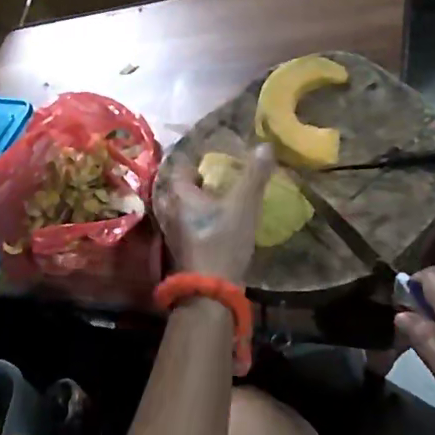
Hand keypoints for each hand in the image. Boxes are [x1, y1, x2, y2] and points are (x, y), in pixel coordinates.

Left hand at [155, 143, 274, 282]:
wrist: (210, 289)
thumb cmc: (222, 240)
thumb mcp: (243, 205)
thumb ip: (254, 175)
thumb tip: (265, 145)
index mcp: (179, 193)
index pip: (183, 166)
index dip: (198, 160)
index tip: (216, 159)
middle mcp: (169, 209)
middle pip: (180, 187)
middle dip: (196, 182)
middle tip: (217, 178)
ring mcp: (171, 231)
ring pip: (182, 207)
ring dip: (196, 202)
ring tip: (218, 199)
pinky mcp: (180, 248)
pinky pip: (186, 224)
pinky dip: (198, 219)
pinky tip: (214, 222)